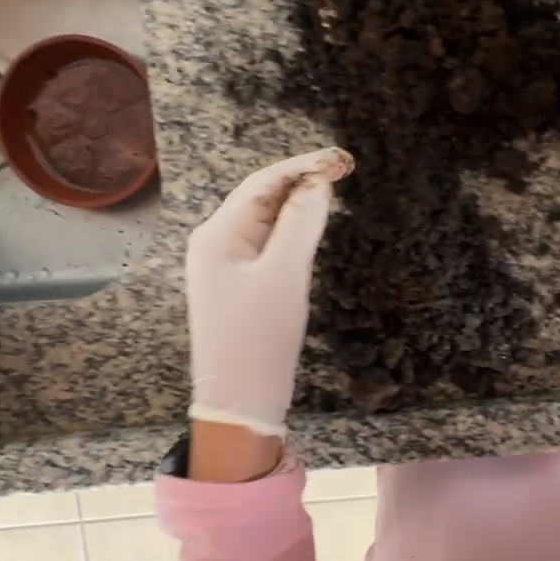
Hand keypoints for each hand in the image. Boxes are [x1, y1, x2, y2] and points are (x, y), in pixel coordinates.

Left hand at [186, 148, 352, 455]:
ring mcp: (225, 267)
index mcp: (217, 235)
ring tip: (332, 190)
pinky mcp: (239, 287)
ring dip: (297, 204)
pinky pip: (267, 245)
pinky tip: (311, 227)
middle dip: (300, 180)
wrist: (240, 401)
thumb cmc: (259, 338)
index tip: (342, 158)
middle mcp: (215, 244)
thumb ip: (301, 224)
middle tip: (344, 169)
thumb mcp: (285, 276)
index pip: (263, 183)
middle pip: (261, 198)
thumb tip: (318, 184)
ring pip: (265, 221)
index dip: (302, 165)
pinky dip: (291, 230)